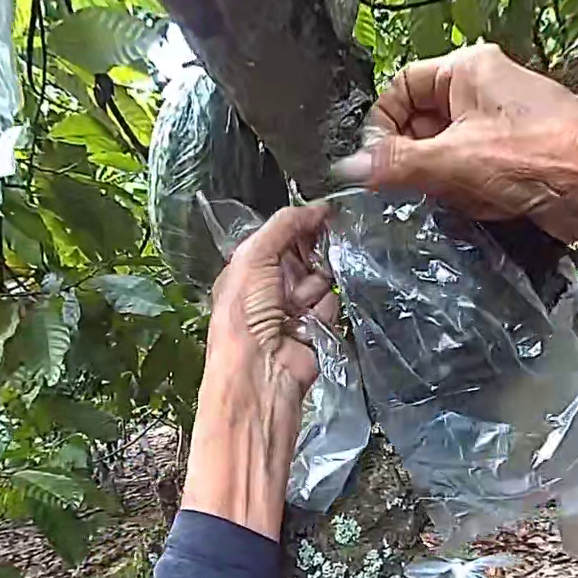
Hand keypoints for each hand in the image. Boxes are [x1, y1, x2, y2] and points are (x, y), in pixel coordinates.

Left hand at [182, 205, 335, 539]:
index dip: (301, 226)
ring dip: (317, 288)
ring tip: (301, 303)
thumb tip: (317, 207)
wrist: (261, 370)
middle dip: (312, 256)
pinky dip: (325, 311)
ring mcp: (296, 310)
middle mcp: (272, 288)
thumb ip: (284, 226)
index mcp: (250, 269)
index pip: (282, 237)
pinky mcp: (317, 330)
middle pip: (306, 257)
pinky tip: (311, 321)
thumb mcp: (254, 256)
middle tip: (310, 262)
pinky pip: (332, 307)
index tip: (324, 215)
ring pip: (323, 281)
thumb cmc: (245, 314)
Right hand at [332, 43, 577, 292]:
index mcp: (466, 71)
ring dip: (441, 183)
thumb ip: (397, 164)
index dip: (383, 126)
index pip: (401, 88)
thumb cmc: (535, 156)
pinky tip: (480, 206)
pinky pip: (469, 177)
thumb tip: (348, 168)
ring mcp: (497, 128)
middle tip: (412, 190)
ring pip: (443, 157)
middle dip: (414, 162)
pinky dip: (466, 195)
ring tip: (456, 198)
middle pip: (420, 125)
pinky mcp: (511, 161)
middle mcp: (481, 93)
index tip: (376, 164)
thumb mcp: (454, 159)